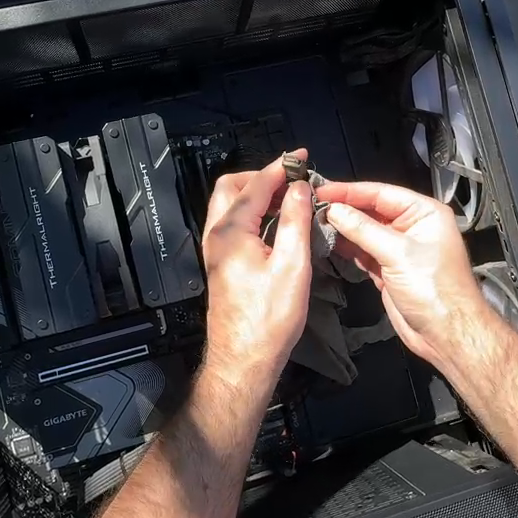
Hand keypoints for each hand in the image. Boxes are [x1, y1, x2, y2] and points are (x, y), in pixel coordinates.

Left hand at [199, 152, 314, 395]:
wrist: (244, 359)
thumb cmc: (269, 319)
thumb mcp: (292, 265)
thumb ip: (295, 220)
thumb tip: (299, 189)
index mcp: (231, 231)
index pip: (256, 185)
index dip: (281, 167)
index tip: (302, 157)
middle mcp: (216, 236)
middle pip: (231, 187)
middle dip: (262, 176)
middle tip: (292, 178)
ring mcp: (215, 251)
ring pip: (229, 206)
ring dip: (256, 194)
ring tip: (289, 197)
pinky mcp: (221, 265)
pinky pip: (232, 224)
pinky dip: (253, 213)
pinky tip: (276, 223)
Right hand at [313, 182, 492, 370]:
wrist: (446, 335)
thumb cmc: (436, 291)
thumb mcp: (398, 253)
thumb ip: (363, 229)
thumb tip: (335, 210)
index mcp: (424, 213)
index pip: (381, 193)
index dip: (350, 191)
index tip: (323, 189)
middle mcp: (412, 227)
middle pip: (371, 210)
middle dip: (343, 209)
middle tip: (313, 204)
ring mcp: (399, 249)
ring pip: (364, 232)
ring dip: (342, 228)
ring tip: (314, 222)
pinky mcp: (388, 270)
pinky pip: (363, 252)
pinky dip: (346, 248)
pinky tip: (329, 242)